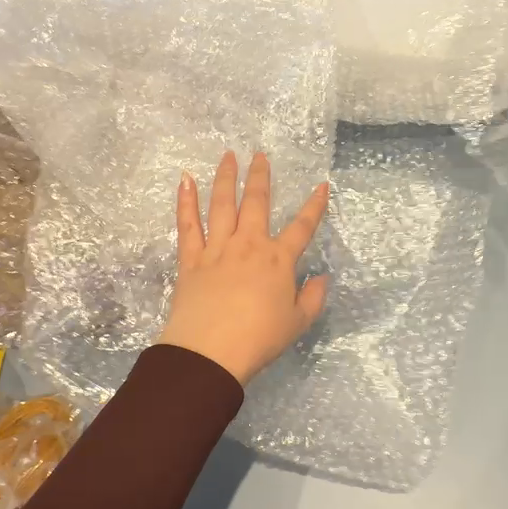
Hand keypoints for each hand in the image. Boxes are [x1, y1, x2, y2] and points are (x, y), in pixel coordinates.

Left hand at [156, 152, 330, 385]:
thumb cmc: (259, 339)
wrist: (210, 354)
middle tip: (260, 155)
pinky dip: (185, 202)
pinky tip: (185, 181)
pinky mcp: (190, 261)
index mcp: (279, 259)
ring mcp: (218, 249)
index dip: (315, 205)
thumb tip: (320, 277)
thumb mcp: (297, 322)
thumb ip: (312, 297)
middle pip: (257, 203)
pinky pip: (187, 226)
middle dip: (261, 177)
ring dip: (226, 178)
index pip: (303, 226)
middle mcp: (250, 245)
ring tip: (228, 156)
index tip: (322, 185)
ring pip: (222, 205)